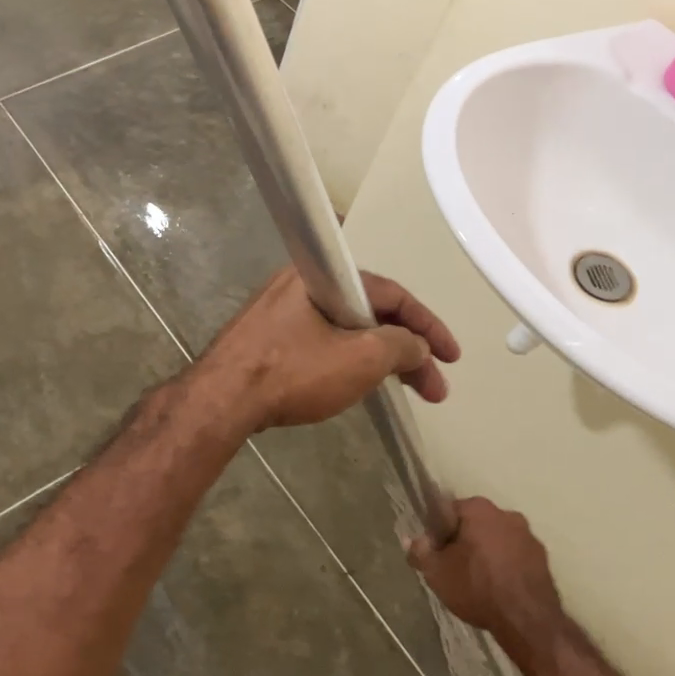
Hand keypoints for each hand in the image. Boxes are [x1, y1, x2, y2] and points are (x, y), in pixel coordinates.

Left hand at [191, 265, 458, 431]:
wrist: (222, 399)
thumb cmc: (292, 372)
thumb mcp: (360, 358)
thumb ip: (400, 345)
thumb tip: (418, 345)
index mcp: (319, 276)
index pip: (389, 291)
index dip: (427, 324)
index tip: (452, 358)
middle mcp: (298, 284)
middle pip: (367, 310)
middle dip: (406, 347)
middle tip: (432, 386)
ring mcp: (278, 311)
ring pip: (344, 327)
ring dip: (379, 356)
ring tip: (406, 389)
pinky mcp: (266, 337)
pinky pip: (320, 340)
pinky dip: (348, 359)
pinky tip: (360, 383)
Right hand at [406, 497, 564, 645]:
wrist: (528, 623)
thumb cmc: (476, 587)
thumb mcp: (436, 571)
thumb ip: (419, 551)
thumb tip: (410, 540)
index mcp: (478, 508)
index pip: (448, 511)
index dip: (438, 532)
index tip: (436, 553)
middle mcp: (507, 514)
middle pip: (475, 524)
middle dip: (465, 541)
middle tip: (454, 567)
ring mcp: (530, 538)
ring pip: (498, 540)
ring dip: (488, 554)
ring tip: (478, 581)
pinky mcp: (545, 562)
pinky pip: (516, 558)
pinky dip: (507, 567)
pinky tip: (499, 589)